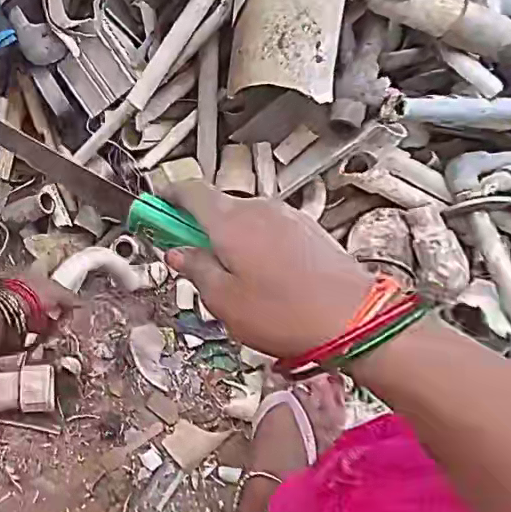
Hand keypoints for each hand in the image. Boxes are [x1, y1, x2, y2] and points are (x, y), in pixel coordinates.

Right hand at [159, 180, 374, 360]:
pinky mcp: (307, 229)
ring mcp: (286, 215)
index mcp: (230, 220)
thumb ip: (196, 269)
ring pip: (242, 219)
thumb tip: (179, 254)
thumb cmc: (286, 314)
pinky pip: (268, 228)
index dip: (165, 199)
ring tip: (232, 279)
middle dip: (196, 228)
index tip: (153, 214)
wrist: (357, 320)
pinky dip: (254, 243)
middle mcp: (258, 208)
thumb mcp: (224, 300)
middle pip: (215, 206)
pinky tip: (263, 278)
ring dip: (227, 238)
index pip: (187, 191)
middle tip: (189, 259)